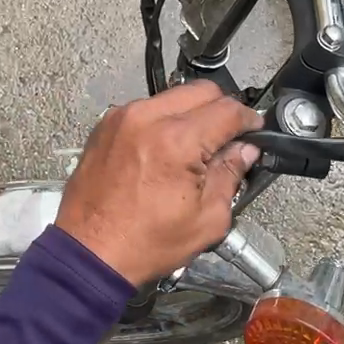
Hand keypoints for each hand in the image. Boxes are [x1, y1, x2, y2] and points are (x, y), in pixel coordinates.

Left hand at [56, 81, 262, 286]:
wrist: (89, 253)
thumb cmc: (142, 243)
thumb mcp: (206, 219)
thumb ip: (231, 175)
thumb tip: (245, 151)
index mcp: (175, 141)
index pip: (227, 110)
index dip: (250, 120)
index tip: (255, 129)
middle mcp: (147, 118)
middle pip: (202, 91)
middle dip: (221, 111)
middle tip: (227, 139)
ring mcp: (123, 117)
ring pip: (173, 96)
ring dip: (191, 115)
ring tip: (194, 149)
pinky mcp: (107, 124)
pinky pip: (147, 108)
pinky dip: (163, 121)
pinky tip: (166, 150)